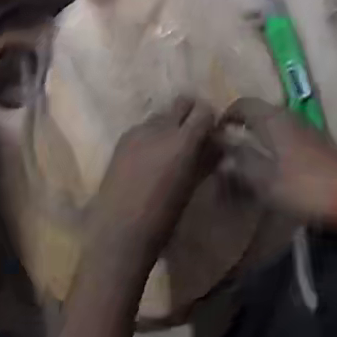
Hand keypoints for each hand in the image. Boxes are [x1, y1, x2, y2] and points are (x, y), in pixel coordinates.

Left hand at [87, 99, 216, 256]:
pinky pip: (143, 127)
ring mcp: (139, 130)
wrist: (118, 233)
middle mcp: (161, 127)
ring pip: (162, 114)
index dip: (210, 119)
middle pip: (182, 102)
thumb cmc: (162, 219)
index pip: (204, 110)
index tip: (212, 132)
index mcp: (183, 141)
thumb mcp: (190, 187)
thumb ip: (206, 161)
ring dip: (170, 124)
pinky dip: (151, 135)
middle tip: (193, 134)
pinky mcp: (122, 138)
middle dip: (191, 113)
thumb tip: (218, 147)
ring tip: (168, 148)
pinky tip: (148, 158)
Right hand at [219, 97, 336, 225]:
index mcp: (272, 117)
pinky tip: (268, 168)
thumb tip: (222, 150)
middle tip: (224, 150)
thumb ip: (240, 162)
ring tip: (242, 162)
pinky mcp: (315, 143)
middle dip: (240, 128)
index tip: (212, 135)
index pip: (242, 104)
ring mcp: (304, 127)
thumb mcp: (264, 180)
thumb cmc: (304, 186)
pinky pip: (284, 136)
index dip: (225, 117)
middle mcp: (287, 115)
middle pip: (257, 113)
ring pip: (271, 125)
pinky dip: (271, 146)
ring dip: (256, 138)